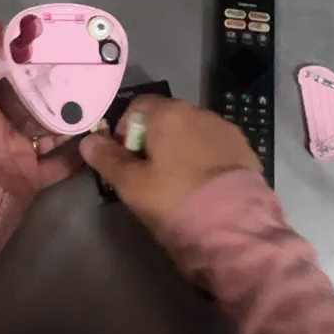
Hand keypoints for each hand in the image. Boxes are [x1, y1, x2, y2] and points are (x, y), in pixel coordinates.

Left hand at [0, 18, 80, 198]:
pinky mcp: (33, 175)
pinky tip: (96, 138)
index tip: (58, 39)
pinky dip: (77, 154)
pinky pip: (60, 162)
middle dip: (58, 84)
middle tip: (89, 66)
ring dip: (72, 115)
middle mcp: (2, 121)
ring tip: (100, 97)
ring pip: (52, 126)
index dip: (30, 56)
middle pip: (35, 97)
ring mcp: (20, 148)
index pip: (9, 72)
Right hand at [80, 96, 260, 230]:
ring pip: (192, 132)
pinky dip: (204, 159)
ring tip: (177, 183)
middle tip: (148, 175)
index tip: (125, 160)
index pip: (138, 106)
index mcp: (169, 113)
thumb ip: (107, 159)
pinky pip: (214, 147)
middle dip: (152, 141)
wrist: (235, 227)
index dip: (125, 130)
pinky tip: (202, 187)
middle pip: (166, 118)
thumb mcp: (132, 184)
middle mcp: (199, 112)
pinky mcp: (245, 150)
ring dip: (180, 149)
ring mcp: (225, 130)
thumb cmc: (174, 200)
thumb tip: (89, 141)